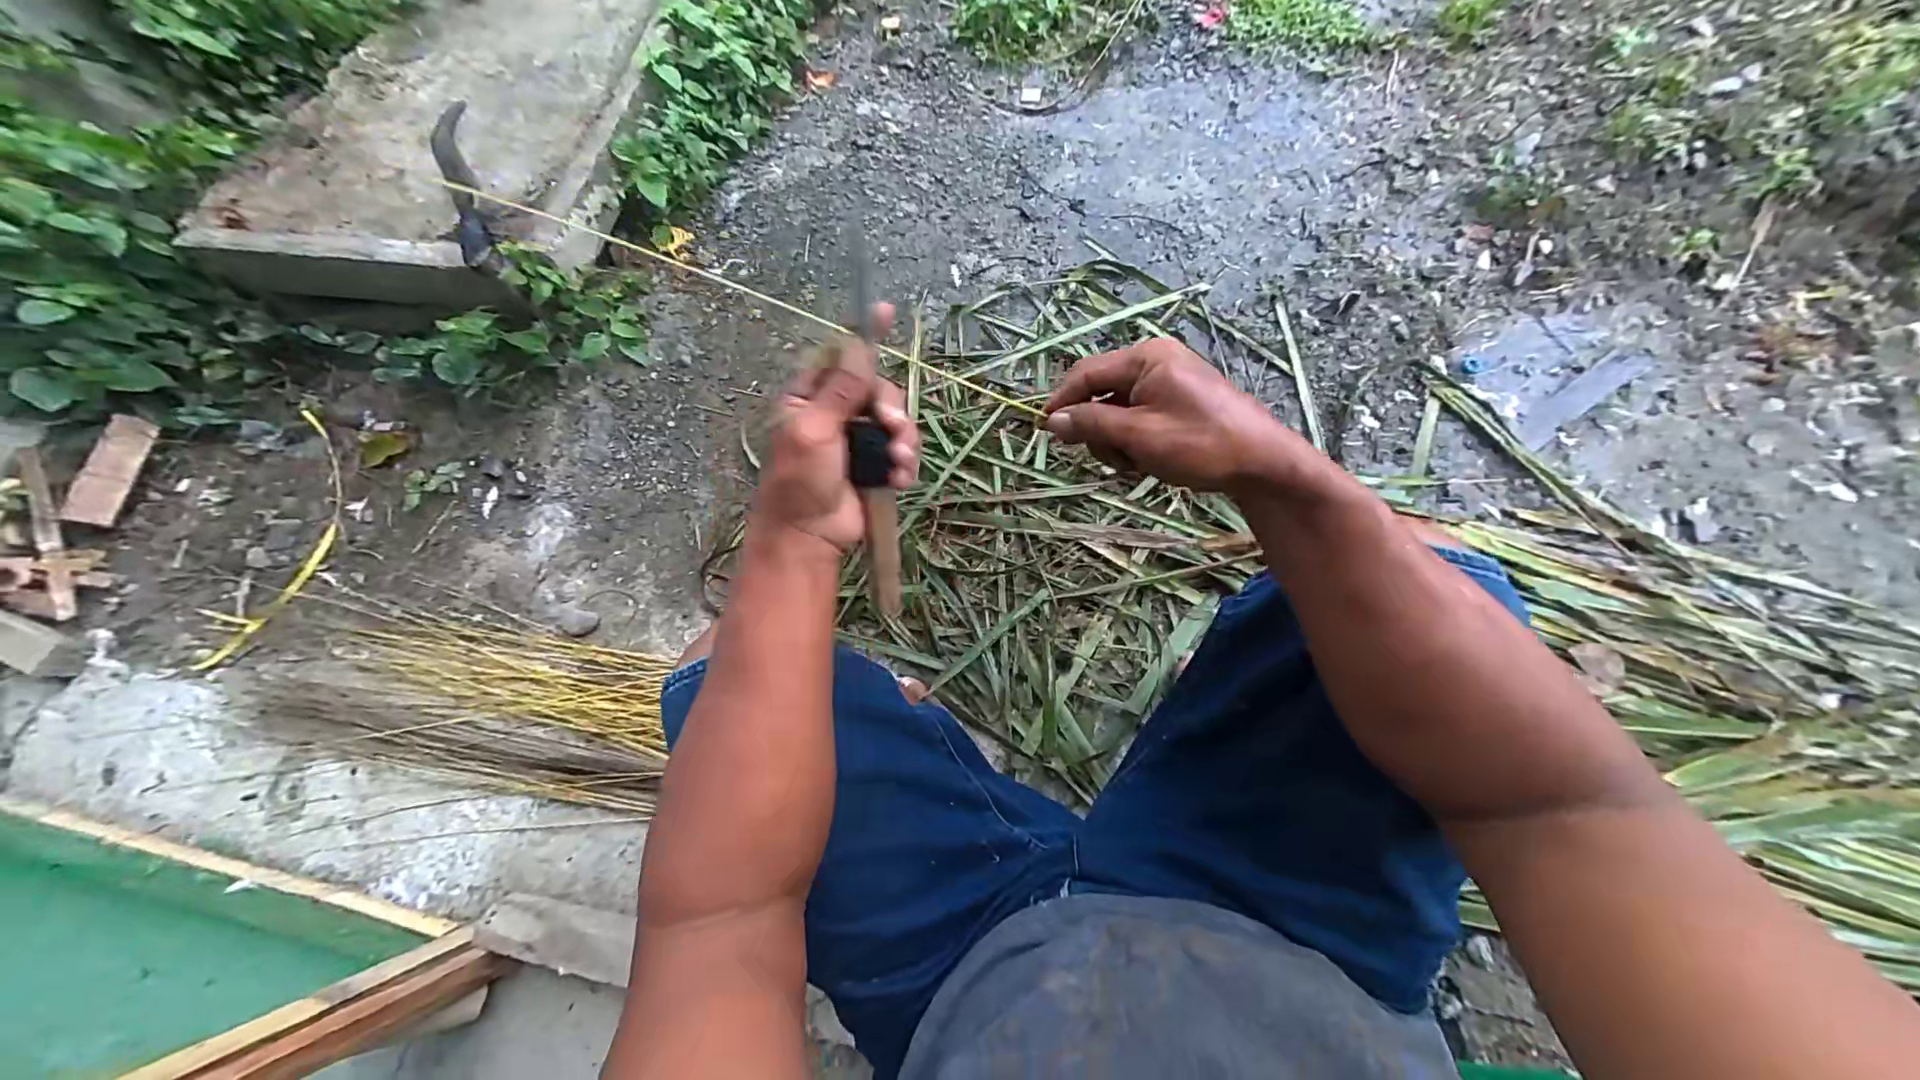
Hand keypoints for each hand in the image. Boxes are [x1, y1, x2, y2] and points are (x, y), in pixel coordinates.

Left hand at [755, 304, 918, 553]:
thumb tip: (860, 346)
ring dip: (903, 440)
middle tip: (890, 427)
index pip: (839, 358)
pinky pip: (902, 451)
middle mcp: (835, 413)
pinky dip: (905, 463)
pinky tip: (899, 478)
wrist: (809, 534)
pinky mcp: (875, 466)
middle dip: (891, 408)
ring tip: (898, 463)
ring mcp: (857, 441)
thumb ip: (841, 389)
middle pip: (877, 389)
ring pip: (895, 421)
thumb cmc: (799, 480)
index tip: (883, 311)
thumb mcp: (813, 429)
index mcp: (809, 398)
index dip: (862, 338)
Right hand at [1043, 338, 1331, 497]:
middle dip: (1098, 429)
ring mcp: (1169, 380)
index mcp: (1146, 357)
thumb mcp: (1139, 436)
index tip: (1046, 431)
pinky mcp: (1179, 401)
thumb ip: (1091, 425)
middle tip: (1115, 458)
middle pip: (1100, 392)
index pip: (1086, 373)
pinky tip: (1151, 460)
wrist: (1263, 463)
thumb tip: (1051, 421)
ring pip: (1117, 410)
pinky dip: (1135, 440)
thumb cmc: (1201, 444)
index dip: (1062, 402)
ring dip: (1117, 440)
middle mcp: (1156, 361)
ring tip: (1138, 462)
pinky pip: (1139, 417)